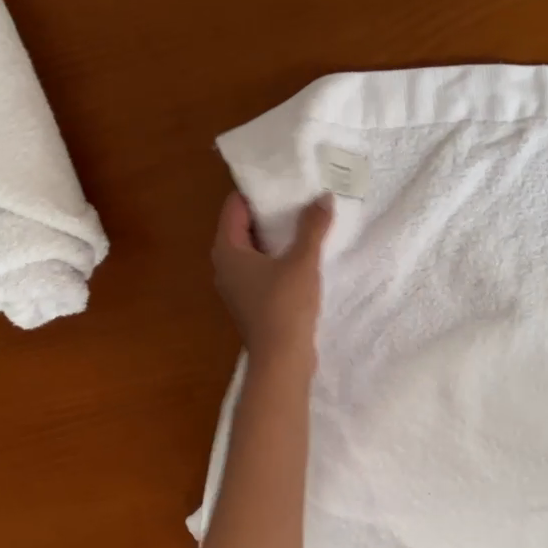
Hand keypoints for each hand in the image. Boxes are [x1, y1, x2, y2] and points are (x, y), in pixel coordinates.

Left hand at [212, 191, 333, 370]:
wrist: (282, 361)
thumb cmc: (285, 306)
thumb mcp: (302, 262)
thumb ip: (312, 227)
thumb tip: (323, 198)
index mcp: (227, 249)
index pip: (235, 206)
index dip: (259, 193)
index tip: (285, 186)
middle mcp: (224, 266)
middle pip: (244, 228)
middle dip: (270, 217)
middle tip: (299, 205)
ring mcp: (235, 289)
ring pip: (253, 253)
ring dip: (276, 243)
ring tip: (304, 232)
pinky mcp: (250, 306)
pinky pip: (260, 274)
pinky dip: (277, 265)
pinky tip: (301, 265)